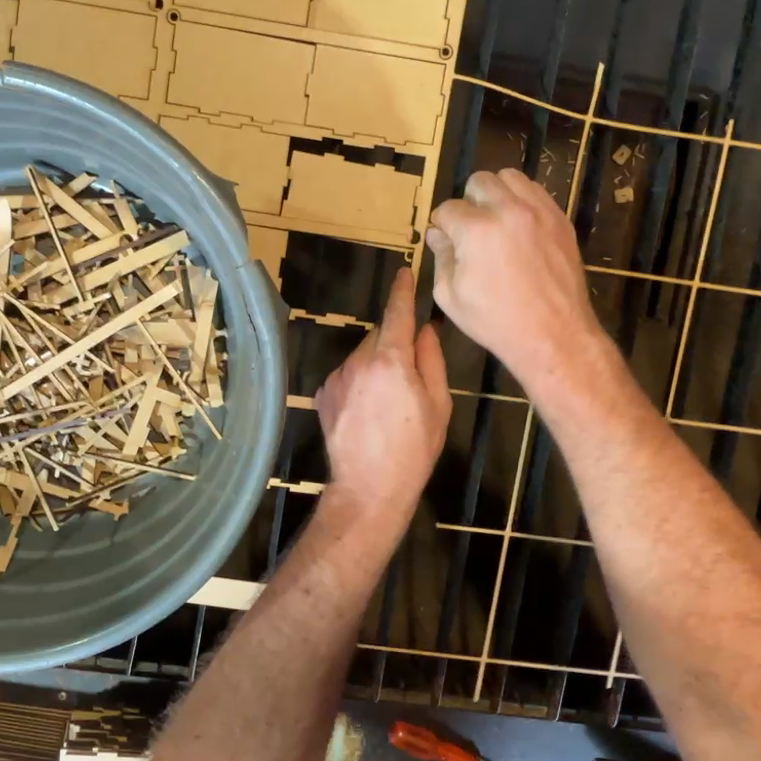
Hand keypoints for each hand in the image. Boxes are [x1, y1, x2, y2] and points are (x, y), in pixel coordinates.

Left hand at [315, 269, 451, 519]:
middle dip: (395, 345)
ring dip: (376, 366)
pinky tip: (368, 412)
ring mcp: (336, 378)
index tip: (405, 273)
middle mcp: (358, 361)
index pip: (397, 313)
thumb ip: (431, 360)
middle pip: (380, 336)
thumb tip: (426, 330)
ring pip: (362, 356)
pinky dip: (359, 383)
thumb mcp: (438, 405)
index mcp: (391, 360)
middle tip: (411, 379)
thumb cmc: (414, 449)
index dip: (403, 291)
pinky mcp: (322, 395)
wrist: (368, 487)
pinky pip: (347, 376)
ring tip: (389, 404)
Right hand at [427, 169, 608, 393]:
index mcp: (476, 230)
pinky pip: (536, 191)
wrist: (553, 335)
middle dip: (468, 202)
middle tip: (470, 229)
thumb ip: (441, 257)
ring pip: (510, 177)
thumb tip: (438, 234)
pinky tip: (518, 226)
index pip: (448, 209)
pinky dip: (522, 200)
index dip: (442, 225)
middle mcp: (508, 210)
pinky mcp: (560, 219)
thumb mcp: (451, 297)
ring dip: (497, 193)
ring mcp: (539, 211)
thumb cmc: (495, 321)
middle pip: (479, 182)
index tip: (445, 240)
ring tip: (495, 220)